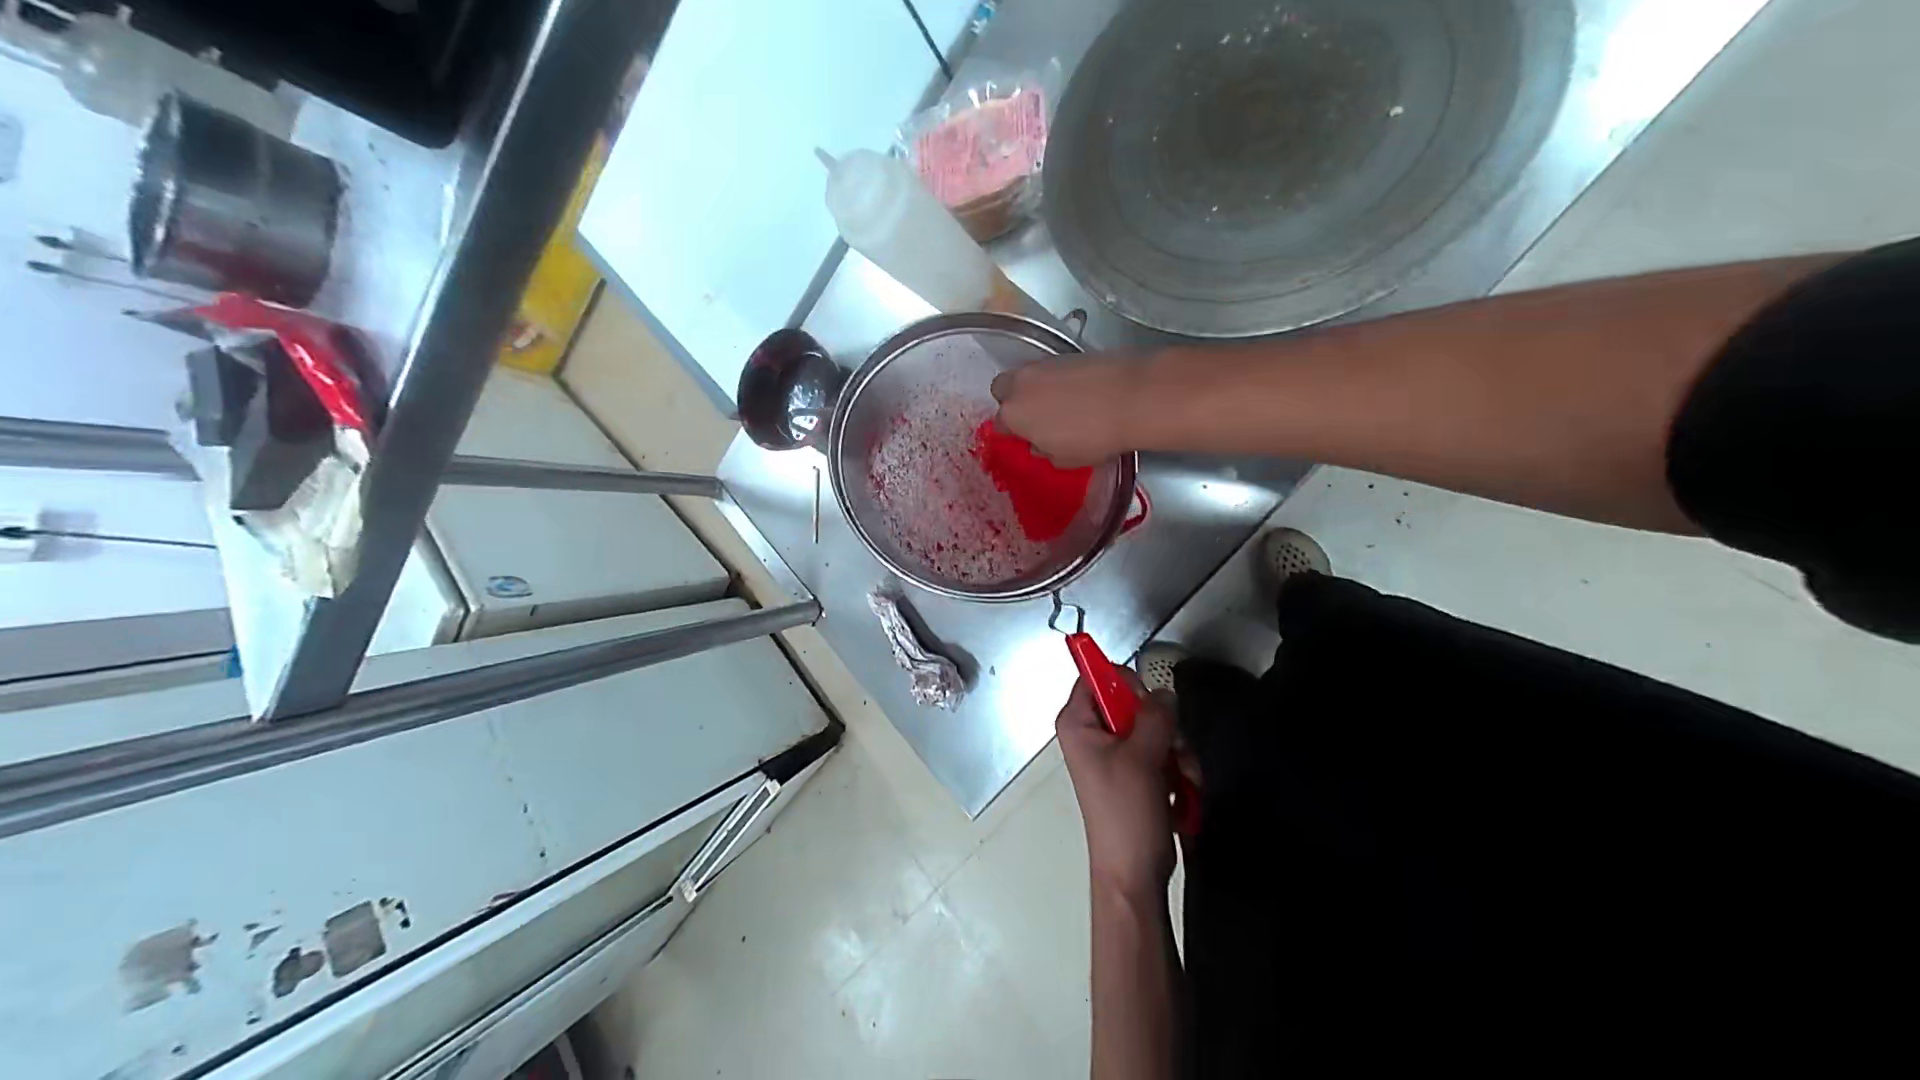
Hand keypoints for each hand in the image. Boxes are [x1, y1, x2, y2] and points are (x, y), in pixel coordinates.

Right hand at [990, 352, 1147, 466]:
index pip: (1000, 424)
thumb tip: (1039, 444)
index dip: (1013, 432)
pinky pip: (1050, 368)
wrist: (1133, 397)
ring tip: (1060, 403)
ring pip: (1026, 376)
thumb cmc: (1094, 437)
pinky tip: (1077, 390)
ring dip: (1034, 388)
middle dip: (1013, 400)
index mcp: (1014, 415)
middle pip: (1002, 390)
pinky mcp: (1066, 353)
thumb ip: (1044, 451)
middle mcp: (1021, 384)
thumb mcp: (1066, 459)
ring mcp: (1043, 364)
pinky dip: (1056, 378)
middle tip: (1035, 415)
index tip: (1027, 438)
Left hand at [1056, 672, 1177, 898]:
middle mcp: (1092, 732)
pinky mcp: (1135, 771)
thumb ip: (1155, 716)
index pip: (1095, 676)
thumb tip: (1164, 691)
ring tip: (1180, 779)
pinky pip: (1162, 750)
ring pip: (1155, 726)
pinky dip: (1177, 768)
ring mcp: (1114, 752)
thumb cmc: (1127, 814)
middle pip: (1132, 701)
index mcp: (1078, 723)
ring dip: (1177, 751)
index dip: (1124, 682)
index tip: (1146, 704)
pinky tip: (1181, 792)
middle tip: (1172, 749)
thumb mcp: (1142, 757)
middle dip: (1163, 726)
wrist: (1134, 873)